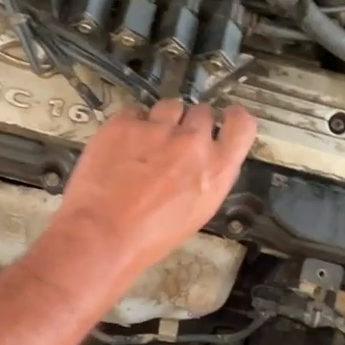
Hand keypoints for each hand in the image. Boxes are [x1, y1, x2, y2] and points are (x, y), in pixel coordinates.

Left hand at [49, 99, 256, 276]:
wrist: (102, 235)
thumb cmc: (148, 237)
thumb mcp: (195, 213)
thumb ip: (206, 178)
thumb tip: (202, 162)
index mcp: (216, 170)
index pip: (242, 125)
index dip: (233, 117)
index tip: (226, 116)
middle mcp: (192, 143)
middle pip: (202, 112)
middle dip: (190, 124)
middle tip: (173, 143)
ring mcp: (158, 129)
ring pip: (169, 107)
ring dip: (161, 121)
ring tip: (144, 145)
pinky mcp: (125, 123)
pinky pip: (134, 113)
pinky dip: (130, 127)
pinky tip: (120, 149)